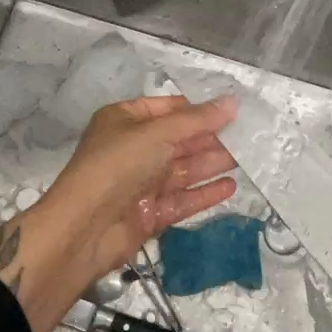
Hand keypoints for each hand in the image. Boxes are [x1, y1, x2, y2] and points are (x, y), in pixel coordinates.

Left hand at [0, 94, 238, 331]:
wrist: (84, 229)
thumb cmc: (117, 165)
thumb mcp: (158, 133)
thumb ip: (197, 120)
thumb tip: (232, 102)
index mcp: (125, 120)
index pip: (168, 109)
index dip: (198, 110)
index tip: (232, 111)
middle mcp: (133, 149)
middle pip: (178, 140)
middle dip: (210, 138)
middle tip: (247, 136)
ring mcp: (141, 184)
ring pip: (183, 170)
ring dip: (211, 164)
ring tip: (245, 160)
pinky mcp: (149, 214)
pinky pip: (182, 199)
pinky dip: (205, 193)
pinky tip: (230, 187)